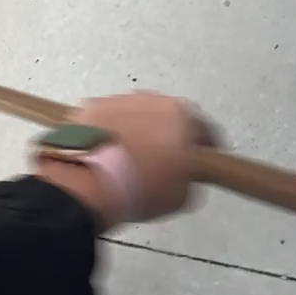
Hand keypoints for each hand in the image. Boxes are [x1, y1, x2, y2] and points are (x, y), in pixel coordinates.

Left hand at [42, 92, 210, 227]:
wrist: (90, 182)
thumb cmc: (139, 188)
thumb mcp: (182, 195)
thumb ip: (190, 176)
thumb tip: (184, 173)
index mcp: (182, 117)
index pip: (205, 129)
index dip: (205, 147)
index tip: (203, 158)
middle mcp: (152, 99)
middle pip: (168, 116)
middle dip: (168, 135)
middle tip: (163, 159)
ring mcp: (120, 100)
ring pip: (136, 114)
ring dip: (137, 130)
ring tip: (130, 156)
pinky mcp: (93, 106)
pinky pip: (109, 117)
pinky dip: (110, 130)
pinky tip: (107, 150)